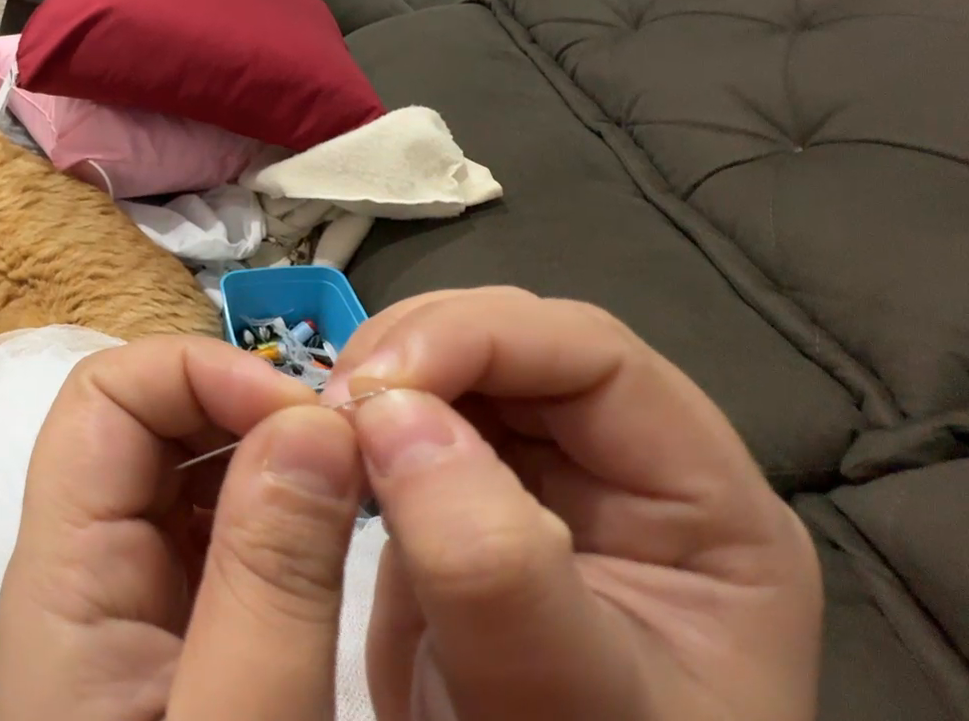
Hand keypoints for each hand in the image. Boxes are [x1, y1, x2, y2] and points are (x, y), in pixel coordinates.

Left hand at [0, 335, 367, 720]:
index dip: (197, 374)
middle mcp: (86, 560)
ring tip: (361, 474)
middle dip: (242, 401)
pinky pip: (216, 519)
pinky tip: (340, 521)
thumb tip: (313, 423)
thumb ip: (269, 581)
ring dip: (268, 445)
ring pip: (183, 461)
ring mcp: (129, 587)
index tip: (310, 417)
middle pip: (142, 415)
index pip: (102, 398)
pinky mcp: (173, 618)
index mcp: (64, 573)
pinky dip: (280, 497)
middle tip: (355, 442)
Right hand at [325, 288, 821, 719]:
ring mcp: (539, 478)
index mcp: (700, 504)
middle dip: (415, 350)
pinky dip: (359, 412)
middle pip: (518, 342)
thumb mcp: (556, 695)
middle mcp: (624, 470)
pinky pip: (411, 414)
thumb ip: (491, 561)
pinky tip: (327, 441)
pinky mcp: (464, 493)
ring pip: (456, 366)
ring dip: (379, 374)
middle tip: (333, 404)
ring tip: (324, 423)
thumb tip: (388, 410)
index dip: (478, 339)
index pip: (595, 358)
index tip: (369, 384)